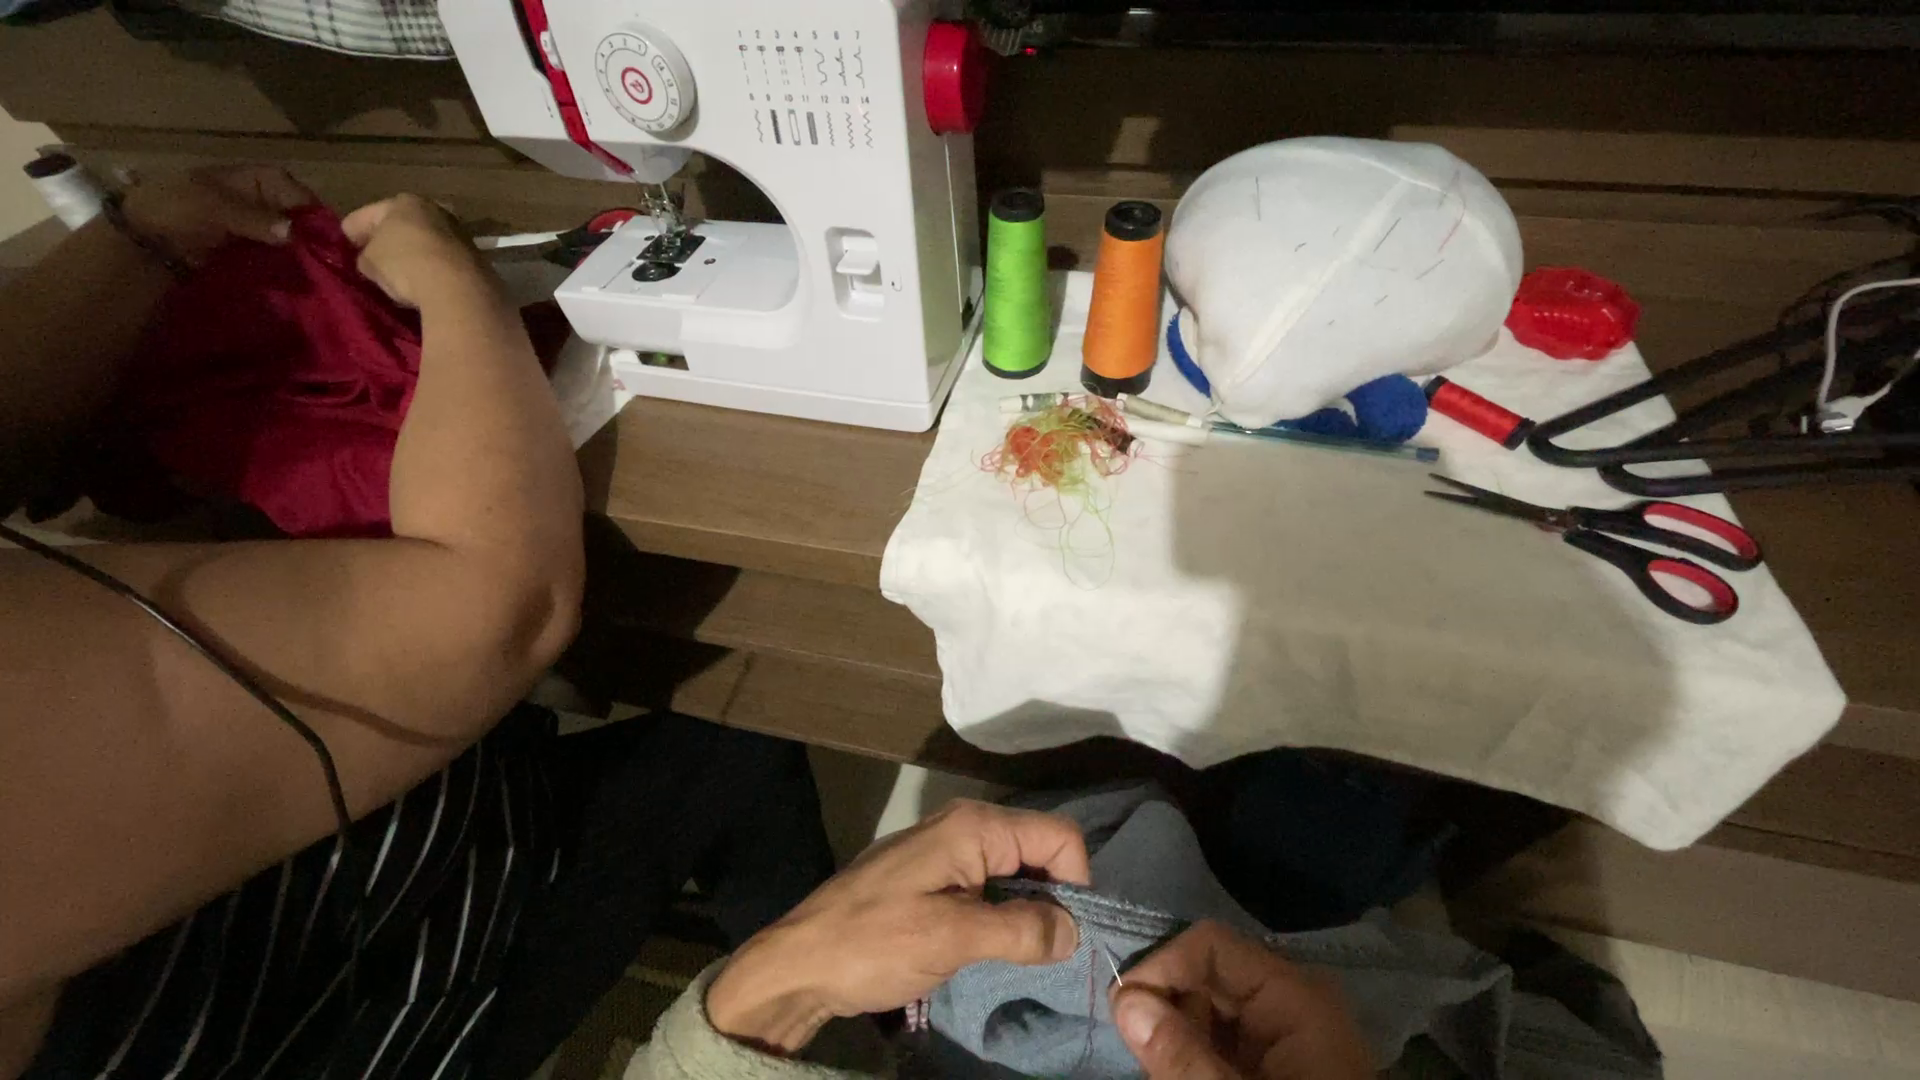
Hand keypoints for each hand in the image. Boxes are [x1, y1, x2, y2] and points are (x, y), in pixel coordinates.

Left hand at [119, 165, 315, 263]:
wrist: (145, 240)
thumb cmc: (174, 210)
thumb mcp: (211, 207)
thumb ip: (253, 217)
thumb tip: (293, 233)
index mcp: (256, 179)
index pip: (299, 192)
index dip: (313, 212)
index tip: (322, 238)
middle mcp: (268, 200)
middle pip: (304, 218)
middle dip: (314, 238)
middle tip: (323, 261)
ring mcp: (266, 226)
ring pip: (300, 239)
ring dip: (307, 256)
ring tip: (315, 274)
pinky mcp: (263, 249)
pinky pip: (289, 256)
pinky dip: (295, 266)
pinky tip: (300, 277)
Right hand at [340, 194, 492, 310]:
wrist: (461, 291)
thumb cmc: (406, 265)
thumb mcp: (370, 261)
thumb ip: (367, 256)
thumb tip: (374, 262)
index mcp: (405, 203)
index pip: (368, 214)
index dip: (353, 231)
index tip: (346, 244)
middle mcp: (438, 213)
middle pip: (404, 227)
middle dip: (390, 241)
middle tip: (376, 258)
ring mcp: (462, 237)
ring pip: (430, 245)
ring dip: (417, 258)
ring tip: (403, 276)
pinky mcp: (480, 263)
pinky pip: (448, 265)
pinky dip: (437, 272)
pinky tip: (428, 285)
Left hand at [705, 799, 1091, 1054]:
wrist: (799, 961)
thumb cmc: (872, 943)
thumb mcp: (951, 938)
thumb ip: (1019, 929)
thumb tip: (1073, 931)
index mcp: (974, 826)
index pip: (1059, 836)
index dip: (1075, 883)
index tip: (1064, 936)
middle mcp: (966, 825)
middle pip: (1040, 850)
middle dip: (1054, 898)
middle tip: (1045, 953)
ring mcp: (948, 848)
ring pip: (1016, 870)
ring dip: (1027, 910)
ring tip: (1018, 956)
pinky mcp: (935, 874)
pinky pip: (989, 883)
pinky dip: (1001, 912)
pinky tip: (990, 946)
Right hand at [1112, 922, 1373, 1079]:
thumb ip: (1182, 1057)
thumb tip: (1124, 1002)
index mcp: (1294, 996)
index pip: (1210, 945)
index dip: (1162, 965)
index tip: (1122, 1009)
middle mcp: (1291, 1001)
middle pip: (1208, 973)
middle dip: (1165, 1001)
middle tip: (1133, 1045)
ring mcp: (1287, 1035)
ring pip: (1211, 1006)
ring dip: (1175, 1029)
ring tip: (1156, 1064)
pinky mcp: (1278, 1065)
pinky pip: (1224, 1039)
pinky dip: (1194, 1051)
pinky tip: (1178, 1071)